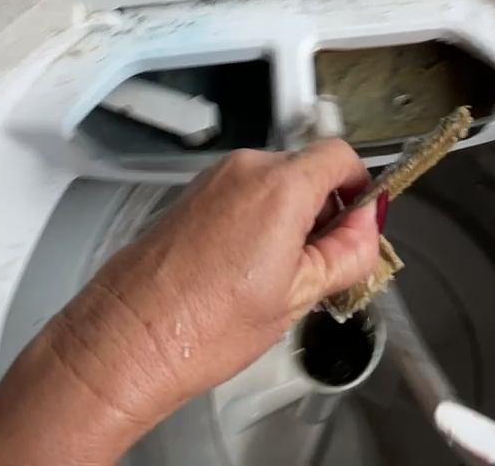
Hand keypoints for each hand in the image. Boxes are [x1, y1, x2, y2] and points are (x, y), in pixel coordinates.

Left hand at [57, 139, 382, 419]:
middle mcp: (247, 168)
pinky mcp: (196, 192)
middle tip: (322, 262)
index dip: (359, 188)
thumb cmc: (202, 326)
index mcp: (280, 186)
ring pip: (277, 181)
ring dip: (291, 215)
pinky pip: (245, 190)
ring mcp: (216, 177)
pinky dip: (260, 216)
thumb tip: (367, 227)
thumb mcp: (298, 295)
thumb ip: (347, 253)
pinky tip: (247, 267)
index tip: (359, 222)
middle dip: (325, 208)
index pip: (340, 155)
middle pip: (309, 168)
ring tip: (278, 273)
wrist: (128, 338)